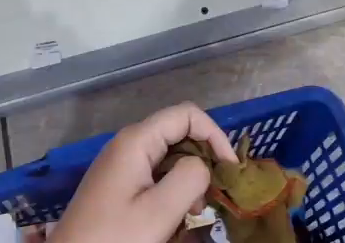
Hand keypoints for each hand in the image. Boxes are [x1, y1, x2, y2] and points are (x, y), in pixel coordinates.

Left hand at [51, 103, 237, 242]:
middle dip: (202, 159)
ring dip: (188, 179)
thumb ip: (189, 179)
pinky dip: (172, 191)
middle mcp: (129, 143)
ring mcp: (122, 164)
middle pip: (178, 133)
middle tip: (214, 196)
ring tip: (195, 212)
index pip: (187, 114)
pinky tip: (175, 218)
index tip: (230, 171)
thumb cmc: (114, 238)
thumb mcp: (158, 213)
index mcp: (137, 139)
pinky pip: (155, 175)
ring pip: (168, 157)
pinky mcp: (118, 185)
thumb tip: (203, 165)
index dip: (214, 135)